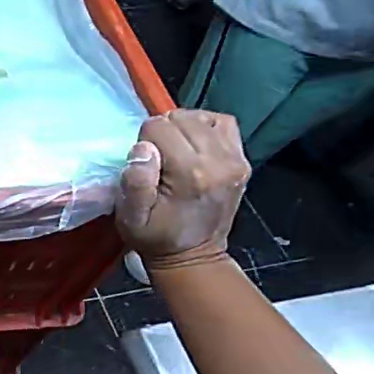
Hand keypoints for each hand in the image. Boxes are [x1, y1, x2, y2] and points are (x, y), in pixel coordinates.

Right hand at [117, 110, 250, 269]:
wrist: (194, 256)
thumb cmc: (156, 237)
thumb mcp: (131, 219)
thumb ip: (135, 182)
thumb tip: (144, 147)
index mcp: (191, 174)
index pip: (158, 127)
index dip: (144, 142)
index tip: (146, 166)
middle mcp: (219, 162)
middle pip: (181, 118)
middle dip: (163, 134)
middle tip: (159, 161)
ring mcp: (236, 160)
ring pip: (201, 117)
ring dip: (183, 129)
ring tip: (175, 152)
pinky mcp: (242, 161)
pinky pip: (223, 124)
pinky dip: (205, 127)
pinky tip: (194, 145)